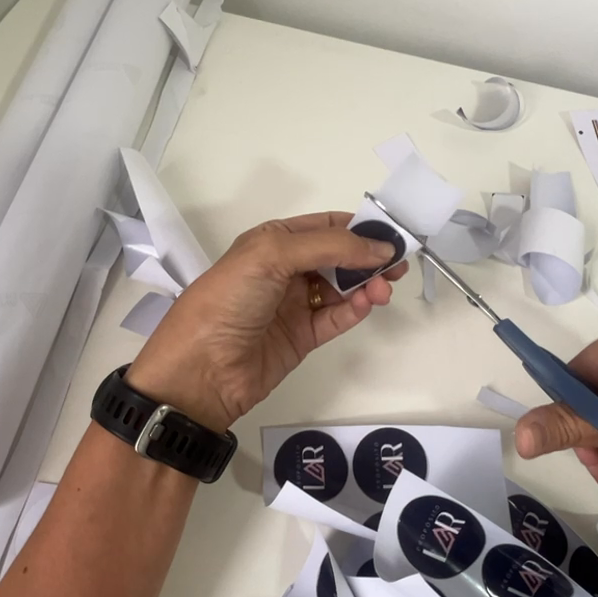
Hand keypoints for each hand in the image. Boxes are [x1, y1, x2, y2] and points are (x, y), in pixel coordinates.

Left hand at [124, 212, 408, 431]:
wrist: (200, 370)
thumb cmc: (229, 300)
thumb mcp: (272, 256)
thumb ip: (330, 247)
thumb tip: (381, 248)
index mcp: (272, 242)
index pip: (325, 226)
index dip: (359, 228)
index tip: (391, 235)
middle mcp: (284, 269)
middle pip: (338, 256)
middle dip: (368, 257)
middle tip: (397, 266)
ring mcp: (293, 305)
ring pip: (341, 287)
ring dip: (366, 284)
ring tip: (383, 290)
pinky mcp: (302, 337)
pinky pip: (336, 318)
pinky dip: (355, 310)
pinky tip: (368, 304)